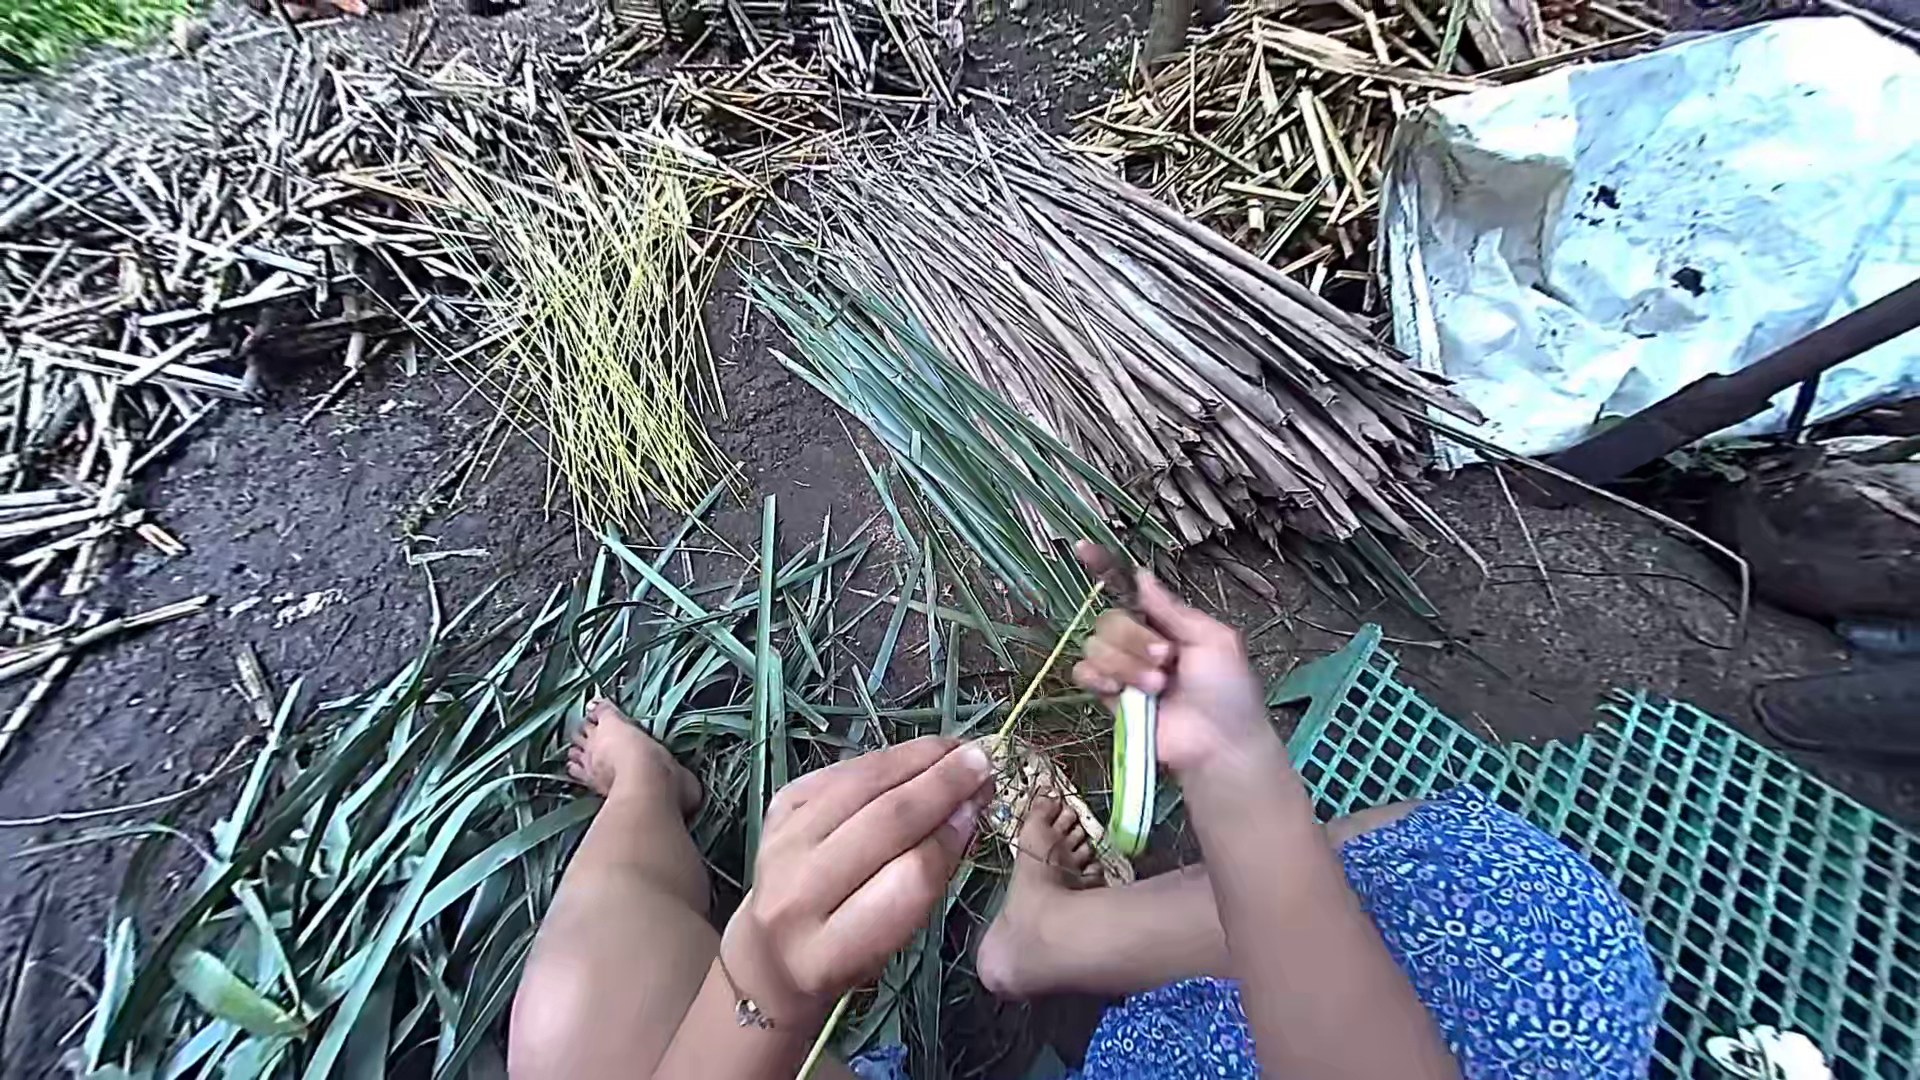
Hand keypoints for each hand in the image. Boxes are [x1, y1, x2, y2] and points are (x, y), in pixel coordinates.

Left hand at [720, 737, 993, 1025]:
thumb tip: (969, 806)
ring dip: (918, 758)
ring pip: (864, 783)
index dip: (950, 837)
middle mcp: (797, 892)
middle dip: (941, 785)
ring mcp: (782, 841)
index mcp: (830, 951)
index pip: (907, 881)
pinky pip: (843, 769)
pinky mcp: (779, 804)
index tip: (982, 803)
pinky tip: (917, 753)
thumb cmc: (847, 953)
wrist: (772, 949)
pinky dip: (887, 758)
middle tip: (981, 760)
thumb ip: (928, 877)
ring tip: (956, 748)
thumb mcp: (892, 939)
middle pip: (885, 821)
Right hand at [1071, 542, 1276, 774]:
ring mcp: (1120, 668)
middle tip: (1166, 661)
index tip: (1082, 549)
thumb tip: (1141, 574)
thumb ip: (1172, 609)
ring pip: (1095, 645)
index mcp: (1161, 622)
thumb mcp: (1213, 640)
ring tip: (1157, 687)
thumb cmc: (1227, 691)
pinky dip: (1099, 678)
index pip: (1125, 588)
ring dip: (1127, 666)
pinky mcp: (1107, 695)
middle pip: (1109, 619)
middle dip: (1135, 639)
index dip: (1102, 567)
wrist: (1219, 743)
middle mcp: (1136, 640)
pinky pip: (1083, 672)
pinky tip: (1119, 692)